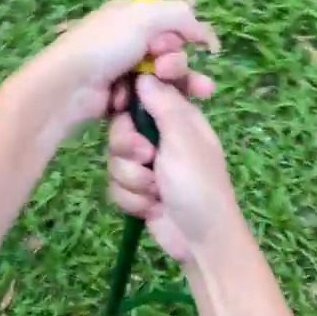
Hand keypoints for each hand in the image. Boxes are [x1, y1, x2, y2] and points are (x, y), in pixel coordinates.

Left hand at [33, 0, 218, 127]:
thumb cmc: (105, 45)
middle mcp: (128, 40)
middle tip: (165, 72)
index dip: (178, 38)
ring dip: (176, 86)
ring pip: (164, 79)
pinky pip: (149, 98)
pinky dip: (152, 101)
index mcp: (131, 15)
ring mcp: (123, 70)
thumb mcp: (144, 16)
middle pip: (170, 54)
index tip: (169, 48)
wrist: (69, 86)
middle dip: (177, 65)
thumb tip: (207, 34)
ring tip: (192, 96)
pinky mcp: (121, 96)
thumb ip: (181, 15)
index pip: (172, 25)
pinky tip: (152, 107)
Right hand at [108, 75, 241, 265]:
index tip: (121, 104)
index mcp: (176, 117)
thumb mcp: (183, 138)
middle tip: (148, 158)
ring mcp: (146, 164)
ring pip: (115, 158)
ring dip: (132, 179)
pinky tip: (151, 207)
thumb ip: (162, 103)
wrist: (201, 241)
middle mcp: (159, 137)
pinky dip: (131, 198)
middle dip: (127, 147)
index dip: (129, 96)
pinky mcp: (136, 189)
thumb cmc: (199, 184)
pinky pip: (115, 184)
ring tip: (154, 192)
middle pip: (120, 126)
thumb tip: (144, 74)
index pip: (144, 91)